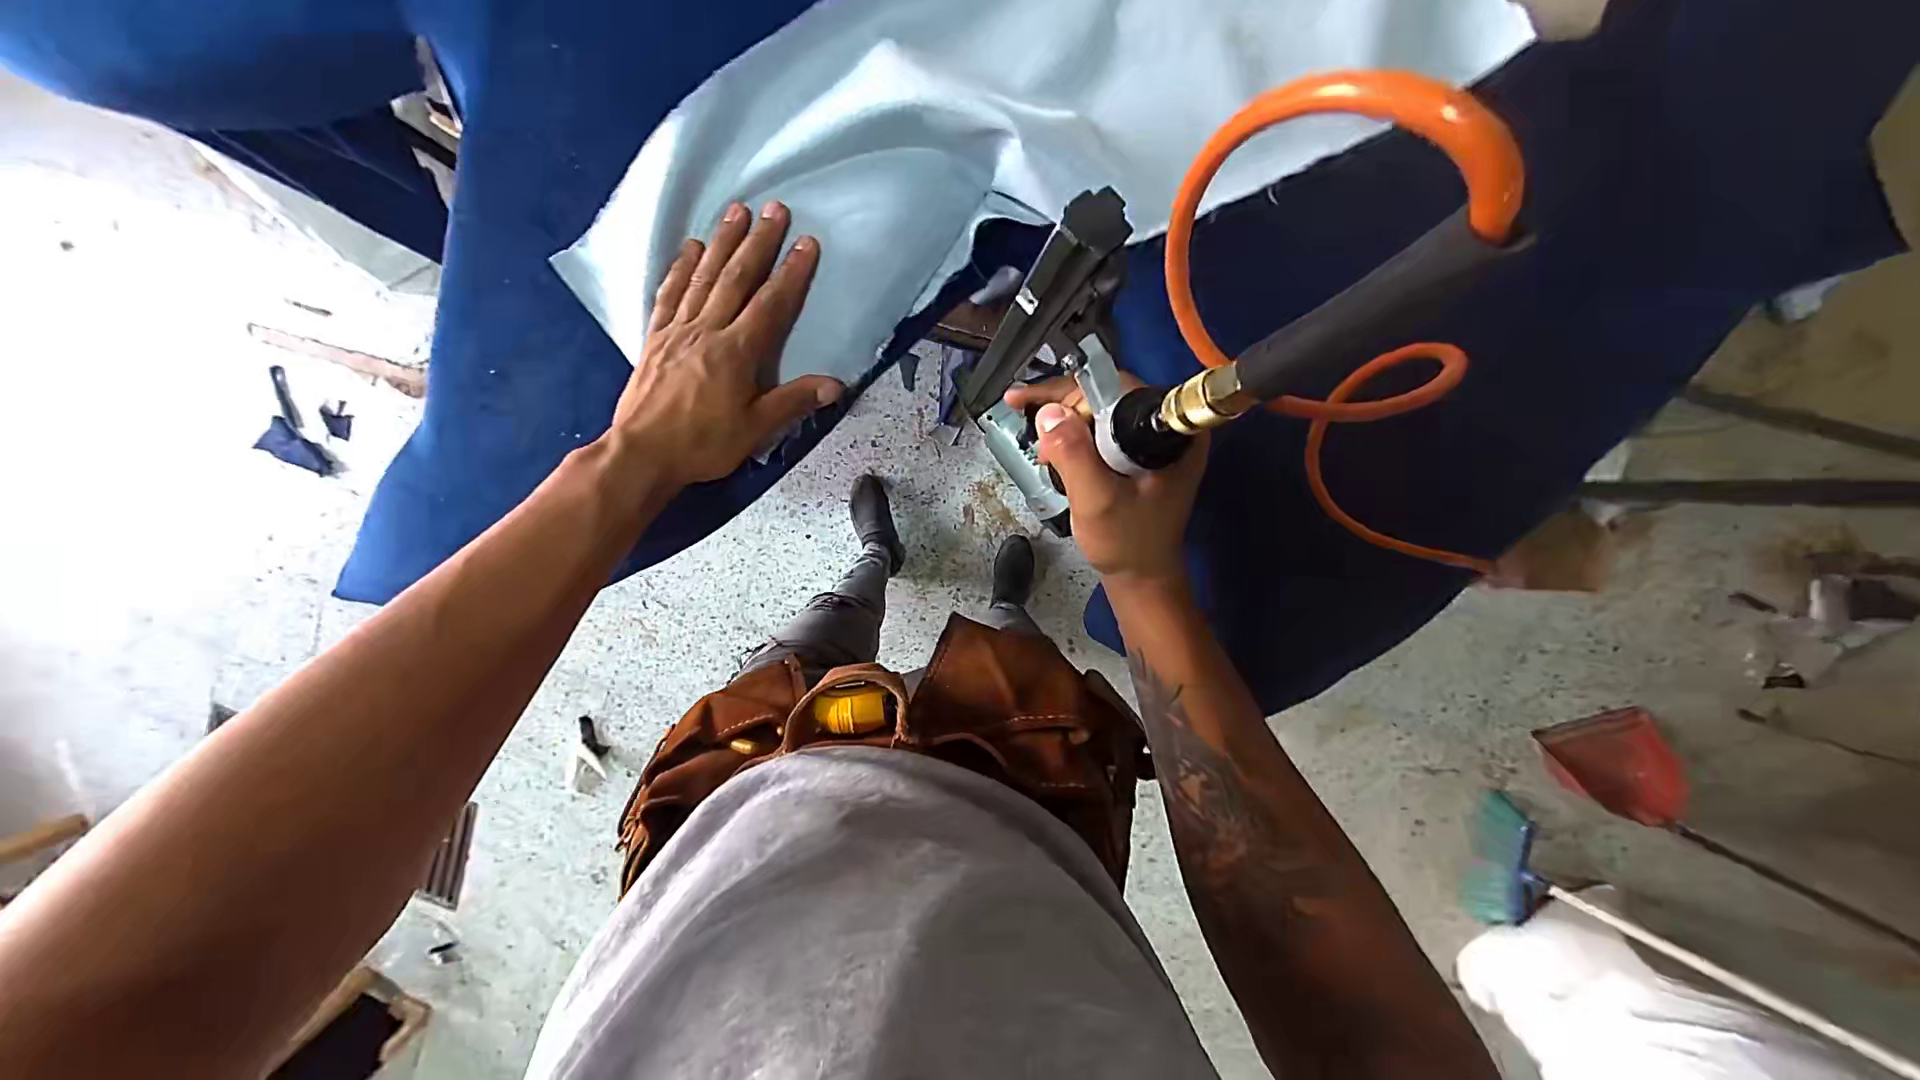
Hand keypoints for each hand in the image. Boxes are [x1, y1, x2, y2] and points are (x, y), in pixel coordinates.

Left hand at [606, 201, 843, 487]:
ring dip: (722, 242)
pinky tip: (690, 248)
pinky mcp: (655, 337)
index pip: (771, 304)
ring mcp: (678, 330)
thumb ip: (794, 402)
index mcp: (736, 352)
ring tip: (736, 212)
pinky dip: (681, 267)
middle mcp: (707, 331)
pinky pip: (670, 293)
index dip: (791, 273)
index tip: (806, 244)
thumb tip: (835, 385)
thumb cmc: (703, 444)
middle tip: (774, 209)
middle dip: (759, 242)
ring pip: (704, 277)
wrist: (643, 453)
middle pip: (737, 278)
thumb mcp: (756, 428)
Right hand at [1004, 375, 1206, 586]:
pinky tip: (1057, 454)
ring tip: (1043, 448)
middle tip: (1033, 431)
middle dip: (1063, 409)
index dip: (1071, 392)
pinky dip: (1074, 437)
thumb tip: (1049, 412)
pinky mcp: (1139, 453)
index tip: (1030, 401)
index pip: (1117, 388)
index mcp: (1171, 432)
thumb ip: (1074, 455)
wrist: (1141, 576)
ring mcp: (1153, 441)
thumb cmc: (1126, 544)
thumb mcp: (1096, 500)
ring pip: (1100, 411)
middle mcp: (1166, 428)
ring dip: (1065, 424)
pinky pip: (1101, 430)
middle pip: (1106, 396)